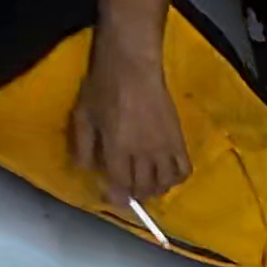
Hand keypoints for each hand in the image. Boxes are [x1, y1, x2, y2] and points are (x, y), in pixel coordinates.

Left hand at [73, 35, 191, 208]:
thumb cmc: (103, 87)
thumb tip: (86, 169)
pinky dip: (177, 178)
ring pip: (165, 183)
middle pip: (144, 187)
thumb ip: (82, 145)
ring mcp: (164, 148)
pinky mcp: (178, 141)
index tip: (115, 199)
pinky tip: (168, 176)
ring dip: (156, 189)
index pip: (120, 183)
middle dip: (136, 194)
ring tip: (149, 186)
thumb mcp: (82, 114)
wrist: (133, 66)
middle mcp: (143, 153)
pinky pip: (184, 169)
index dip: (117, 196)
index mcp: (117, 148)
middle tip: (130, 192)